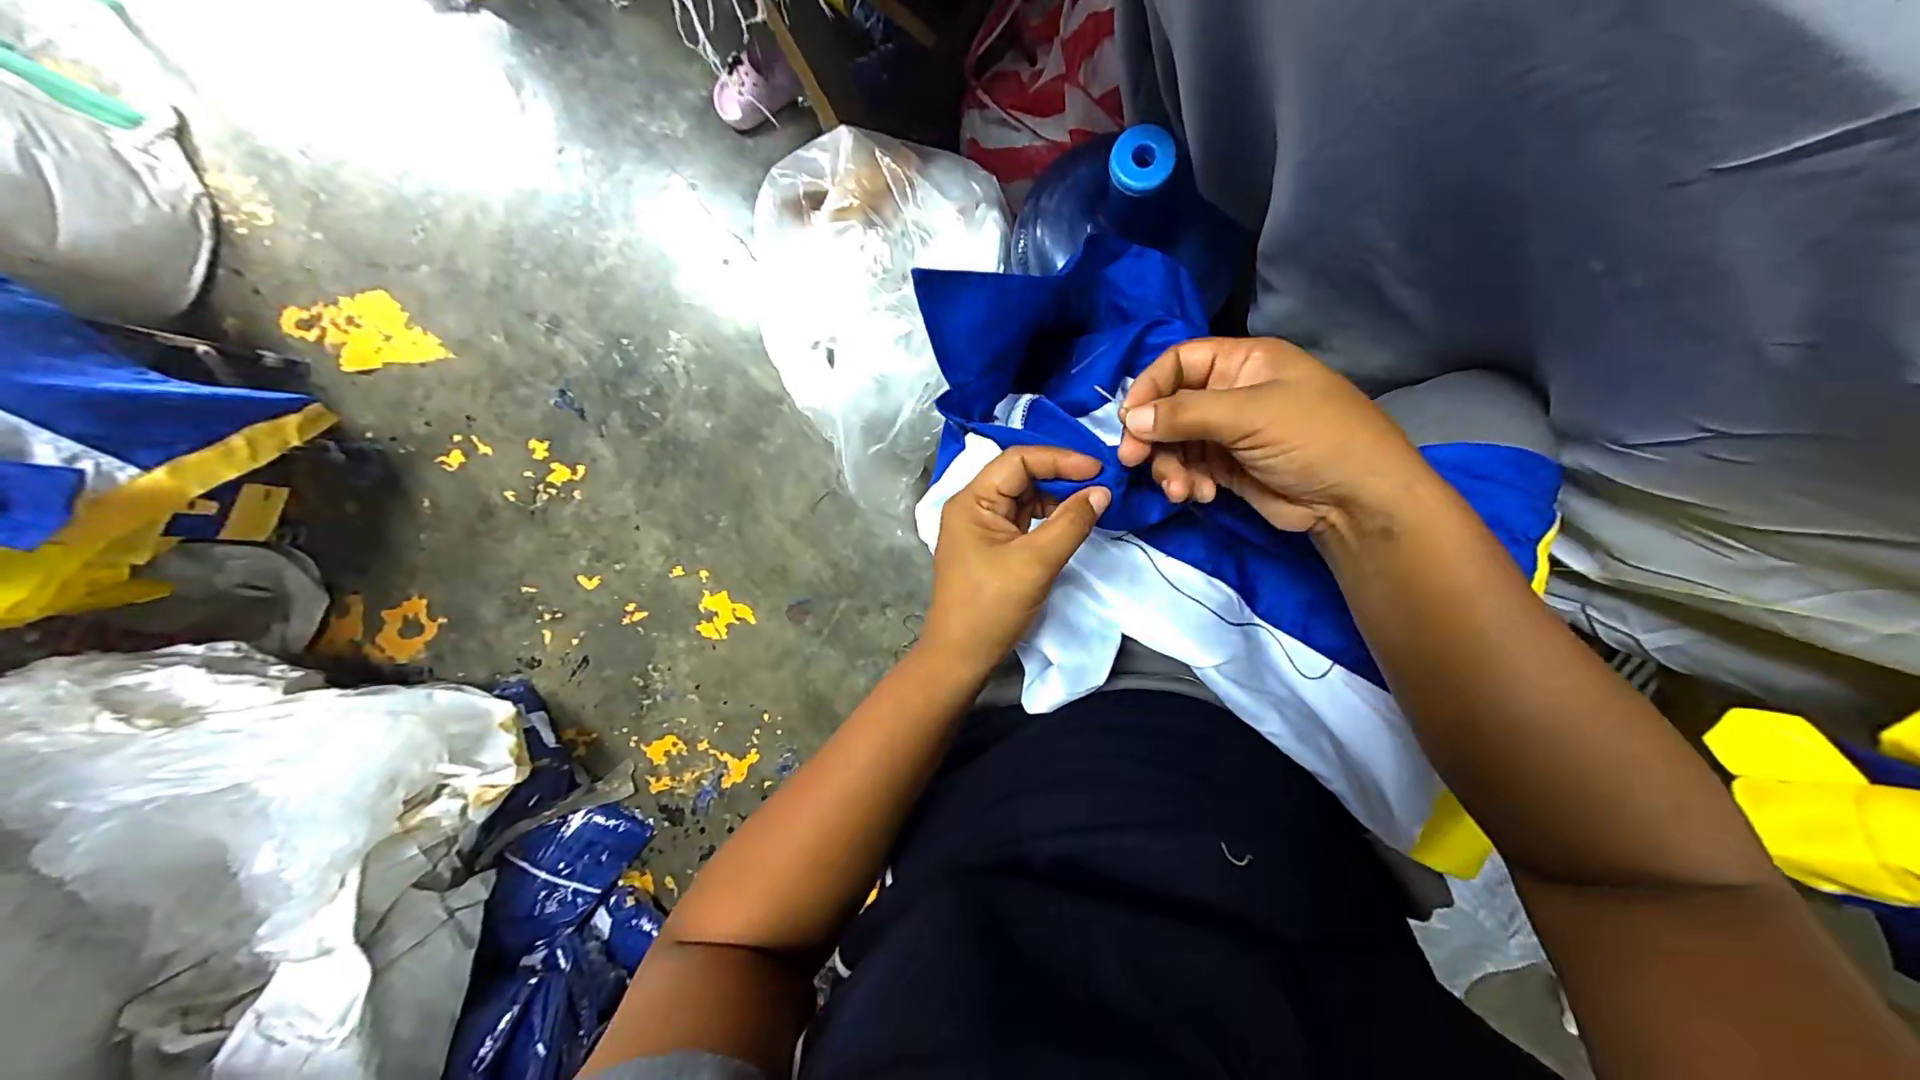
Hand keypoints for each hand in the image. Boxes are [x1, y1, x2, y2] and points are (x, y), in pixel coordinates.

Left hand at [924, 446, 1111, 670]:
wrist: (961, 656)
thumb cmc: (991, 607)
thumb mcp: (1036, 562)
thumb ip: (1071, 522)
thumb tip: (1102, 492)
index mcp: (971, 501)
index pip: (1017, 460)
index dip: (1059, 459)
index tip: (1097, 468)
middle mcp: (973, 506)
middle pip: (1020, 475)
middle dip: (1060, 475)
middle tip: (1100, 483)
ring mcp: (981, 527)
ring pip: (1024, 497)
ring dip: (1057, 497)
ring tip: (1092, 501)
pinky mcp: (992, 546)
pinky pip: (1023, 519)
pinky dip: (1048, 517)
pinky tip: (1071, 521)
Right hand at [1116, 337, 1431, 532]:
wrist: (1358, 501)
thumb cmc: (1313, 438)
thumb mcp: (1250, 415)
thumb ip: (1186, 414)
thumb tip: (1130, 418)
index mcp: (1244, 362)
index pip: (1180, 362)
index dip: (1150, 387)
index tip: (1129, 420)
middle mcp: (1233, 393)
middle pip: (1171, 406)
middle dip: (1153, 435)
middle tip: (1134, 460)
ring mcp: (1230, 432)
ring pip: (1176, 442)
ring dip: (1170, 466)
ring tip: (1180, 490)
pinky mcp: (1229, 467)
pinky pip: (1191, 468)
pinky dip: (1187, 482)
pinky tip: (1201, 495)